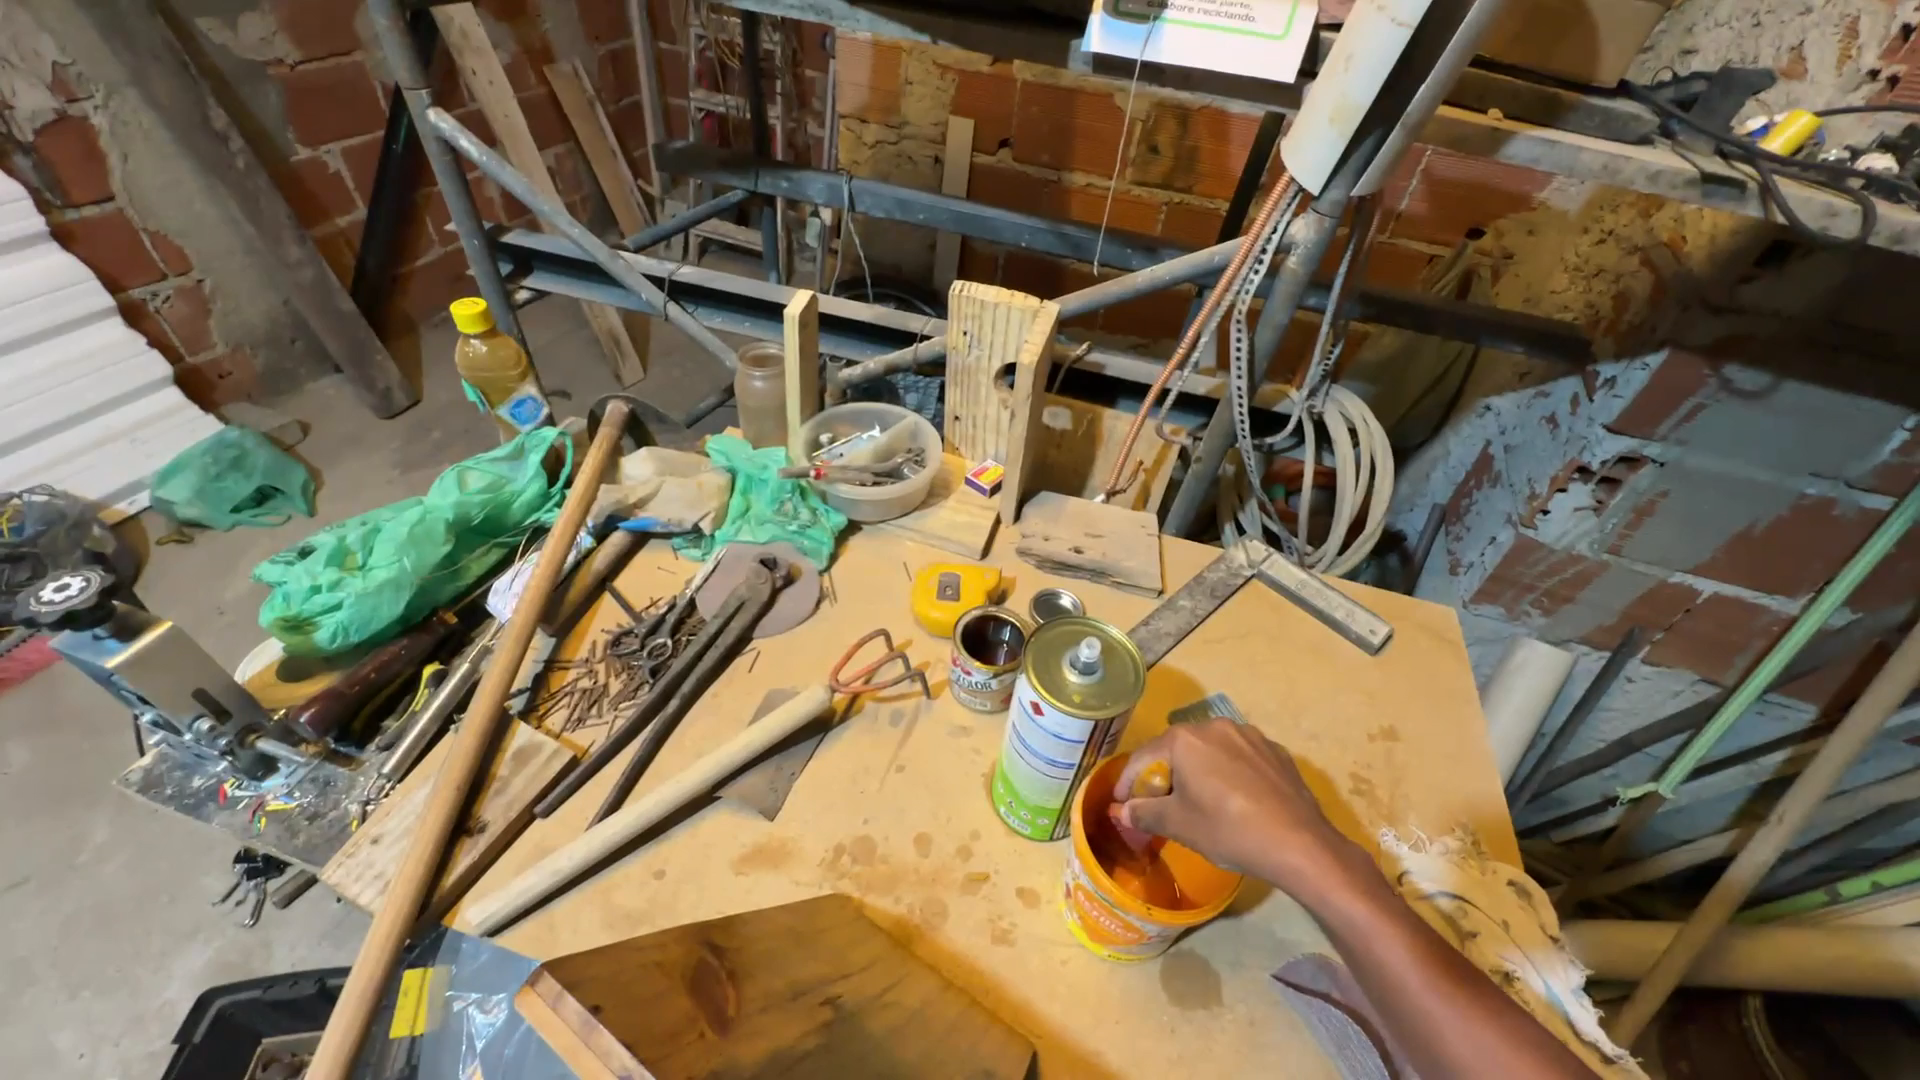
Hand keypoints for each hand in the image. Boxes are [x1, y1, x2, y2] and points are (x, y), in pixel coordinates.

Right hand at [1113, 718, 1357, 889]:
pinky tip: (1234, 800)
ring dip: (1196, 772)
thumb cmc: (1228, 830)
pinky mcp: (1275, 751)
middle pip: (1176, 750)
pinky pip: (1238, 758)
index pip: (1143, 758)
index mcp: (1184, 739)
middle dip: (1163, 776)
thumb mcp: (1179, 825)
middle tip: (1158, 805)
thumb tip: (1122, 811)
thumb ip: (1143, 813)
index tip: (1121, 804)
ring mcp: (1249, 735)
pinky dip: (1227, 773)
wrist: (1300, 844)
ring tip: (1197, 801)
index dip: (1127, 783)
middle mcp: (1215, 726)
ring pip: (1209, 751)